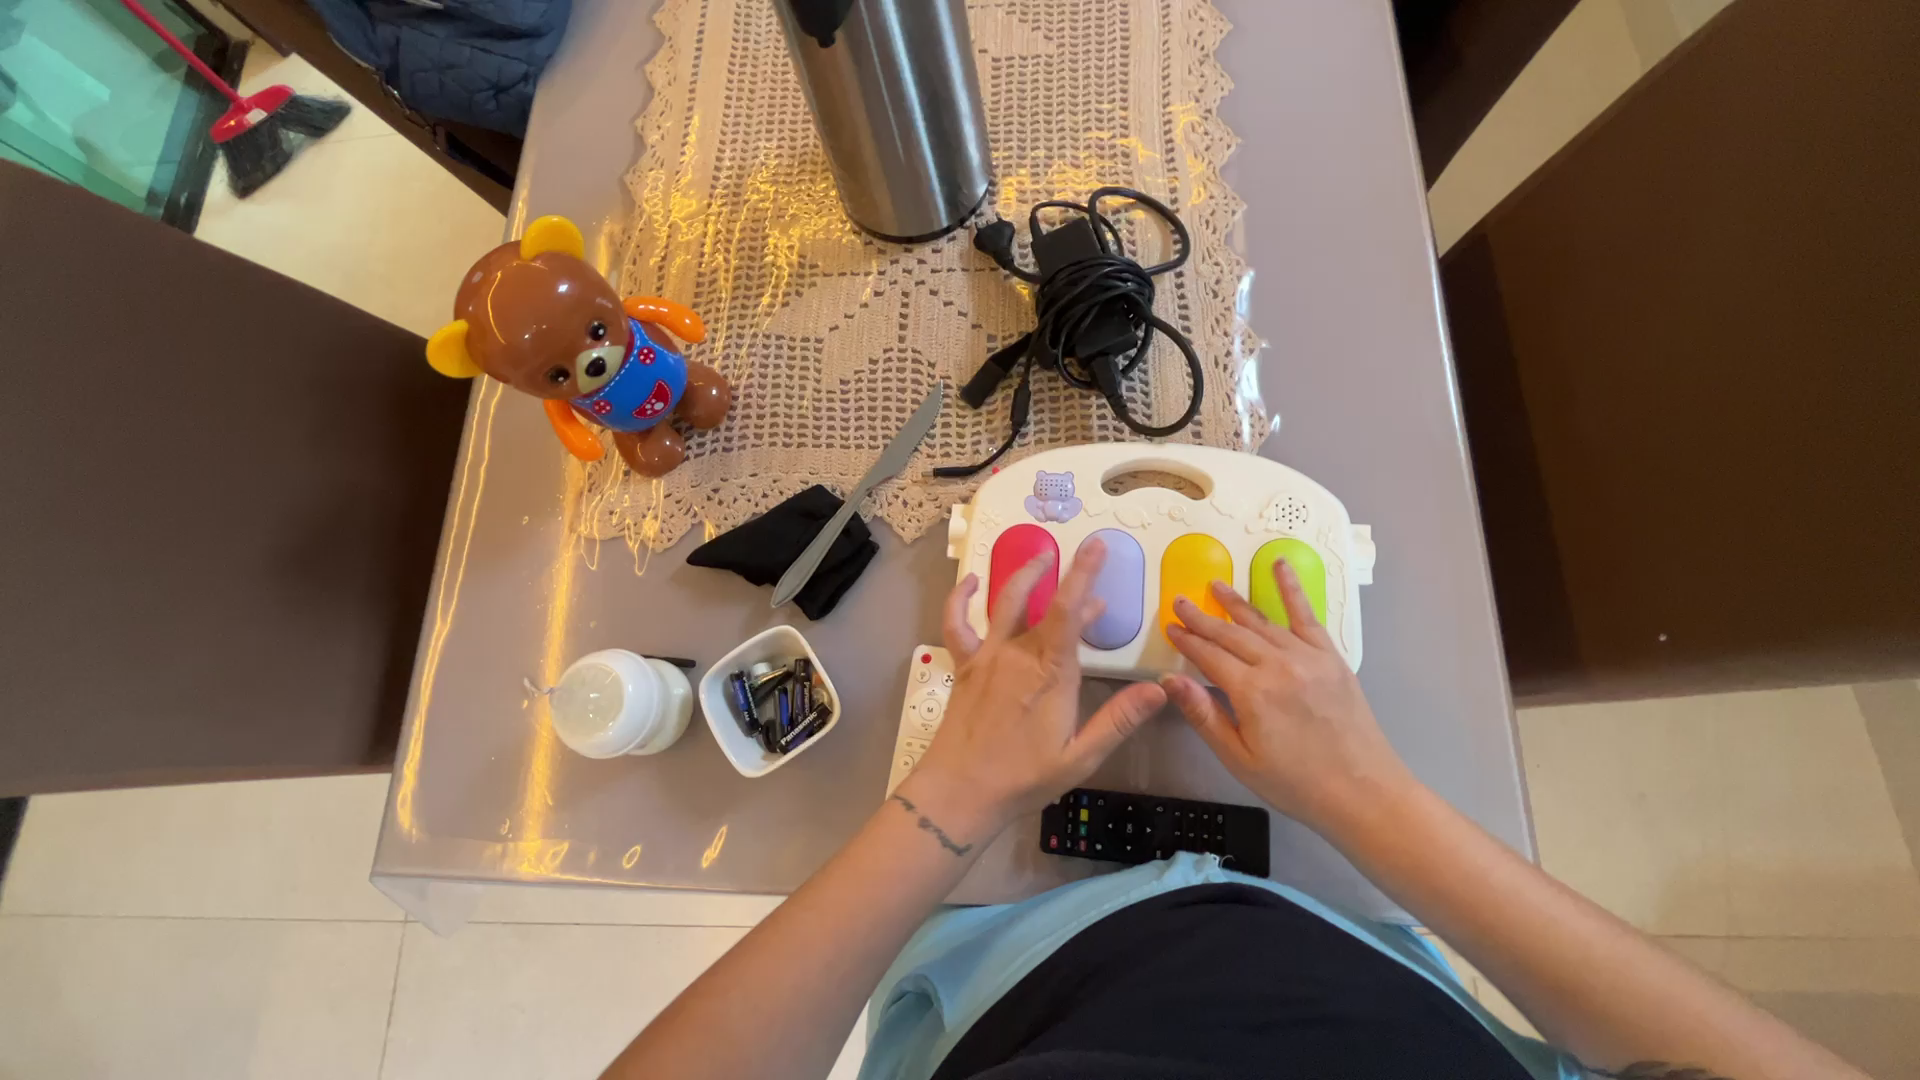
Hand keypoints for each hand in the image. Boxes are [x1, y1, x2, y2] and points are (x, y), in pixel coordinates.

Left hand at [907, 538, 1168, 833]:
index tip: (1098, 545)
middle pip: (1044, 600)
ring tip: (1042, 556)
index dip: (1085, 574)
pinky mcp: (966, 664)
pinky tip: (972, 582)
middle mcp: (1018, 653)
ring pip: (1005, 602)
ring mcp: (987, 656)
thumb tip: (1159, 690)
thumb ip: (1118, 720)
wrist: (960, 791)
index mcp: (1050, 672)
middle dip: (1068, 573)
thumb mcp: (1081, 756)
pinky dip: (961, 598)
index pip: (1071, 611)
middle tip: (1087, 552)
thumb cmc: (1024, 778)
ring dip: (1024, 575)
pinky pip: (958, 623)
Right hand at [1162, 560, 1416, 836]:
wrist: (1364, 794)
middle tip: (1180, 601)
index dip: (1186, 641)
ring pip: (1262, 622)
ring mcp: (1308, 657)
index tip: (1169, 627)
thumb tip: (1170, 679)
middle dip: (1202, 618)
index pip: (1208, 656)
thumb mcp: (1239, 758)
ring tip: (1214, 586)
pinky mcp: (1331, 657)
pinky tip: (1280, 566)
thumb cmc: (1295, 783)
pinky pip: (1307, 616)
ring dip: (1235, 603)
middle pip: (1231, 634)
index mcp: (1252, 692)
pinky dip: (1292, 589)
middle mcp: (1278, 665)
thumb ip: (1203, 715)